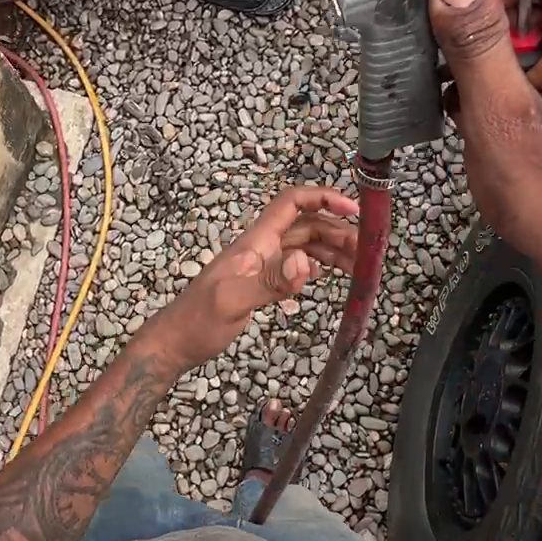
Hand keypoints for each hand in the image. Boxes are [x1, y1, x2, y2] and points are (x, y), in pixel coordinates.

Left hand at [143, 186, 360, 373]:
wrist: (175, 342)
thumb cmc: (197, 322)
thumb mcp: (232, 302)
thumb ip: (269, 282)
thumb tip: (304, 263)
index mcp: (254, 243)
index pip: (290, 203)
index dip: (322, 198)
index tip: (354, 209)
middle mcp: (260, 247)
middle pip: (305, 224)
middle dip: (337, 229)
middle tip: (366, 251)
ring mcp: (261, 264)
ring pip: (303, 244)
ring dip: (331, 249)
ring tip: (358, 265)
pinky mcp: (261, 283)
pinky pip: (294, 264)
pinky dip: (316, 265)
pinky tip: (330, 275)